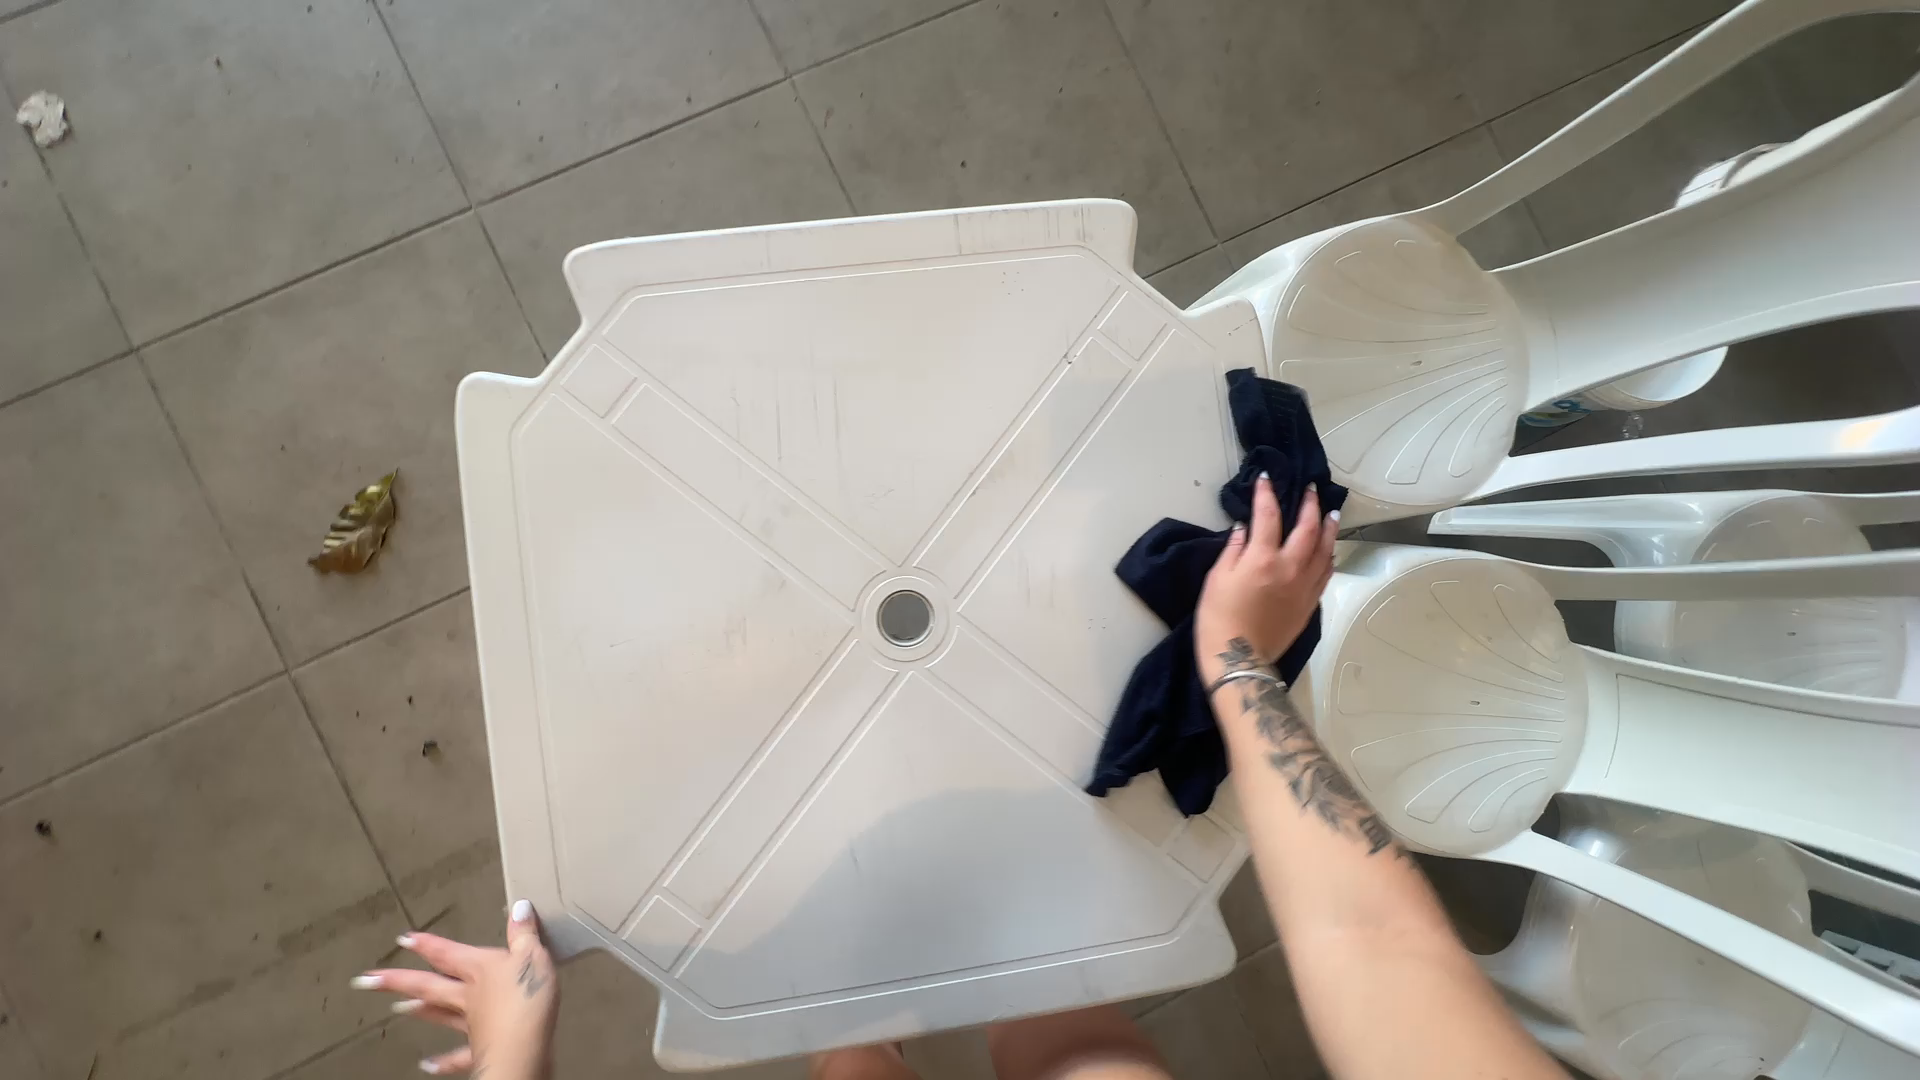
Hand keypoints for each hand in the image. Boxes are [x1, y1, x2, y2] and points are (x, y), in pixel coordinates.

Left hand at [352, 900, 558, 1077]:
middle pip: (430, 985)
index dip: (427, 946)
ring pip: (440, 1014)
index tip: (402, 940)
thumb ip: (524, 933)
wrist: (522, 1047)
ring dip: (421, 1010)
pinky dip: (443, 1060)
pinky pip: (458, 1055)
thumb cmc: (527, 996)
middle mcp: (468, 995)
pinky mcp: (478, 1049)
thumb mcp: (533, 956)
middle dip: (400, 981)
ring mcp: (470, 1023)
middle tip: (367, 979)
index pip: (448, 954)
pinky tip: (427, 1065)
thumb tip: (518, 906)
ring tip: (398, 1008)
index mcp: (480, 970)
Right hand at [1194, 474, 1338, 681]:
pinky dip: (1328, 556)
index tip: (1266, 479)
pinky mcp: (1309, 603)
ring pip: (1324, 550)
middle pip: (1307, 529)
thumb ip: (1233, 550)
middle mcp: (1290, 568)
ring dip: (1328, 529)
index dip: (1266, 495)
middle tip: (1311, 490)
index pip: (1268, 516)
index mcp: (1263, 559)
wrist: (1239, 658)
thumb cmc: (1218, 617)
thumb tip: (1244, 528)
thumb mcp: (1216, 579)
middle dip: (1309, 506)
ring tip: (1331, 514)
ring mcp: (1304, 586)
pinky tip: (1328, 550)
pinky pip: (1325, 573)